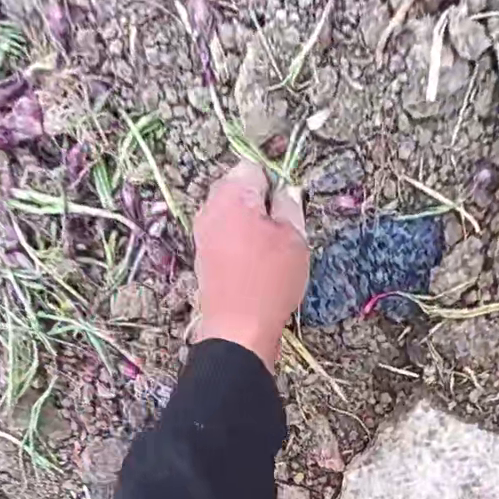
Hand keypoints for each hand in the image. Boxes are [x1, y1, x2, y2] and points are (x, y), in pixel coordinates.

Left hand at [191, 160, 308, 369]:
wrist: (239, 329)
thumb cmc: (269, 282)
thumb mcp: (295, 239)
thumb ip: (291, 207)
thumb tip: (287, 192)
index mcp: (232, 193)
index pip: (255, 168)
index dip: (277, 187)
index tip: (289, 213)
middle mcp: (210, 207)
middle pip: (241, 191)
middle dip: (263, 208)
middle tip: (284, 236)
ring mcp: (204, 233)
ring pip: (235, 218)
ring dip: (254, 230)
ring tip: (272, 258)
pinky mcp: (205, 258)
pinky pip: (228, 240)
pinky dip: (243, 249)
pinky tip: (257, 271)